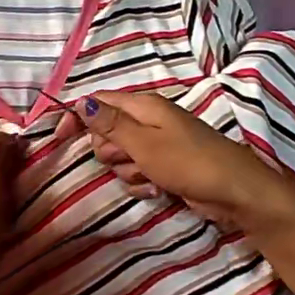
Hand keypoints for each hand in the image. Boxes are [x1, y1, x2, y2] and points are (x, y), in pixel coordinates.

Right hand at [55, 92, 294, 230]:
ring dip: (127, 171)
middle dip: (108, 151)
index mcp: (143, 106)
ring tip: (148, 177)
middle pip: (106, 131)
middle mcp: (148, 120)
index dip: (76, 117)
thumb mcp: (143, 143)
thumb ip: (109, 124)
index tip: (59, 138)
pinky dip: (142, 182)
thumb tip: (80, 102)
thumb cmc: (188, 162)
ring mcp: (157, 144)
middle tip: (126, 159)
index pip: (97, 101)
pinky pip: (137, 172)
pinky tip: (157, 189)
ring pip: (120, 156)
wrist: (235, 193)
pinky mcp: (165, 166)